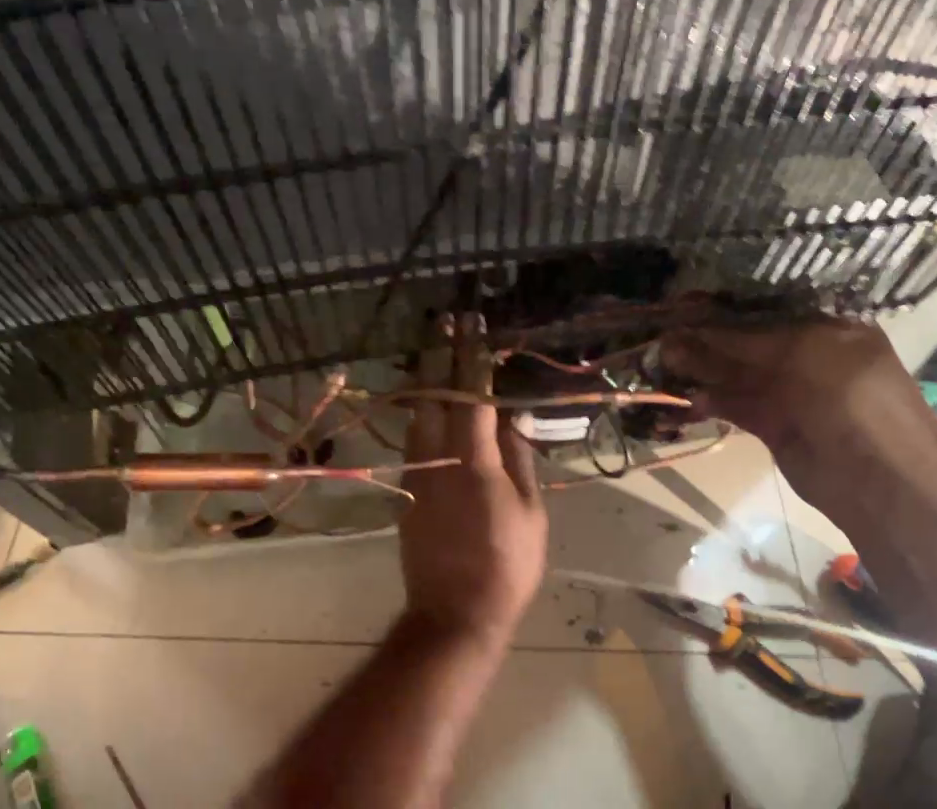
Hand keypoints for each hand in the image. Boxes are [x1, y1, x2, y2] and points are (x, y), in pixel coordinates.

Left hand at [398, 314, 547, 644]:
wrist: (455, 613)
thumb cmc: (507, 564)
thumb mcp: (530, 512)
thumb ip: (519, 458)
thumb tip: (514, 417)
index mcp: (473, 459)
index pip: (472, 395)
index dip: (473, 357)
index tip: (473, 326)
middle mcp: (437, 456)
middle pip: (434, 394)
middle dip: (439, 355)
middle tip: (443, 323)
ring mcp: (416, 473)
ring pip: (417, 415)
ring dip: (426, 383)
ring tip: (433, 355)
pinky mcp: (406, 491)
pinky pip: (413, 440)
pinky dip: (421, 416)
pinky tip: (429, 410)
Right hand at [659, 317, 936, 501]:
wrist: (885, 483)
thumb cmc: (854, 400)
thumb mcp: (801, 354)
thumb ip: (739, 344)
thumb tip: (679, 335)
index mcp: (830, 326)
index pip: (768, 306)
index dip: (726, 304)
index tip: (685, 299)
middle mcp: (809, 354)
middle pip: (747, 340)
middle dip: (706, 336)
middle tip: (663, 330)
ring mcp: (791, 392)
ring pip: (737, 373)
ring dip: (701, 367)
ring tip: (661, 359)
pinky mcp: (774, 426)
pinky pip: (736, 405)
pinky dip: (710, 399)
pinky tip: (683, 393)